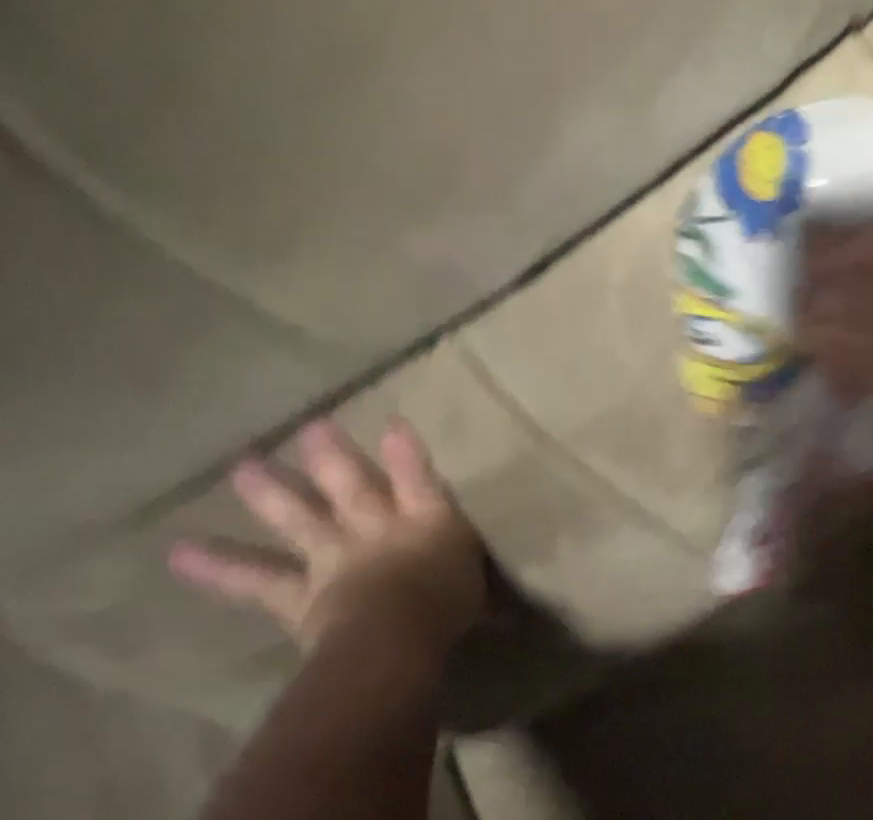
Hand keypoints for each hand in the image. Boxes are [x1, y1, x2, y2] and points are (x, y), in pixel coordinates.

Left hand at [169, 419, 486, 653]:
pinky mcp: (299, 594)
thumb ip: (480, 586)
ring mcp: (334, 557)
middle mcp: (379, 529)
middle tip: (311, 425)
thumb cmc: (451, 608)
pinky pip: (256, 579)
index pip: (420, 478)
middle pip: (352, 485)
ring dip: (270, 491)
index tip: (392, 422)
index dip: (406, 452)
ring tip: (242, 465)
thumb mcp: (481, 591)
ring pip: (300, 517)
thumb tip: (505, 608)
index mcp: (430, 523)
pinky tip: (179, 553)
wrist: (395, 637)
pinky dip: (218, 567)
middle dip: (332, 456)